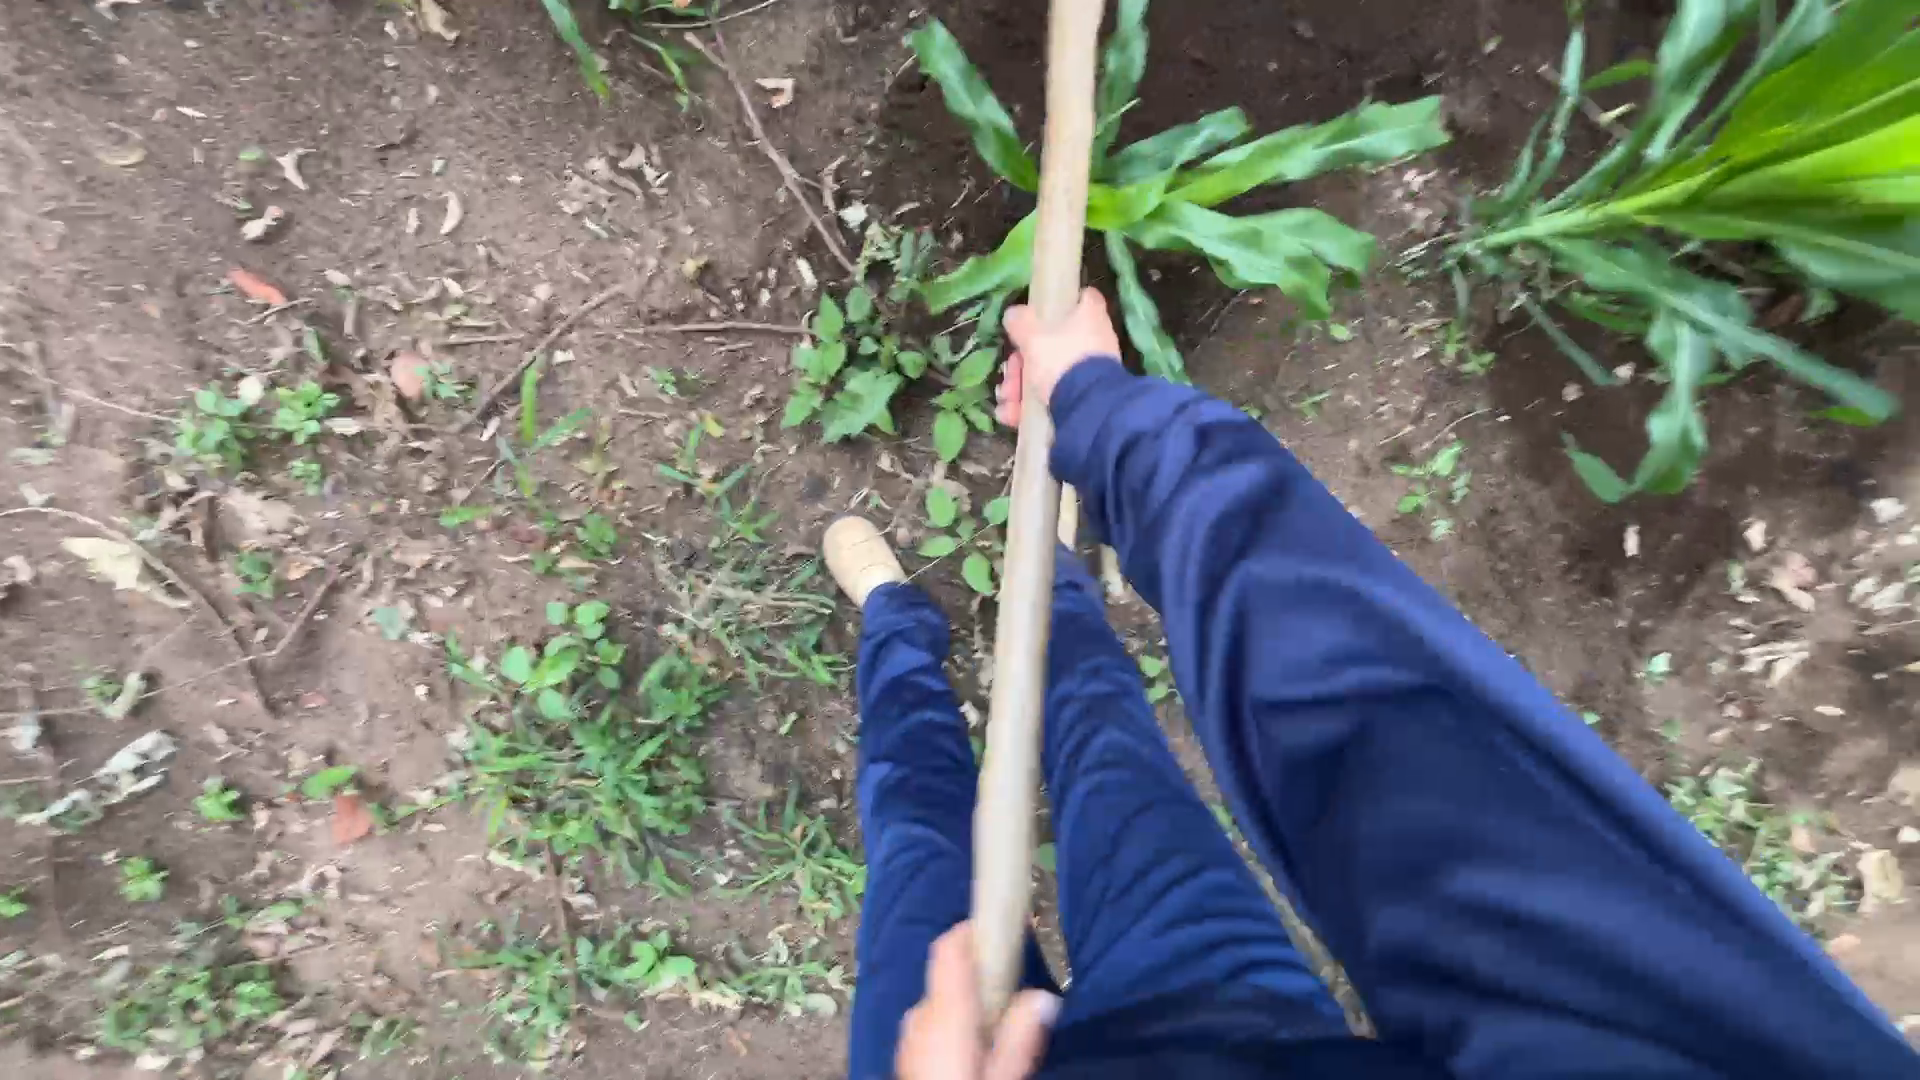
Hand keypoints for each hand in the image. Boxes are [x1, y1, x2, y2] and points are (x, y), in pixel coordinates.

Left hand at [896, 921, 1061, 1079]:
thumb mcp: (1003, 1078)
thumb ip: (1020, 1037)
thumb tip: (1045, 997)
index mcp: (945, 1012)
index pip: (948, 947)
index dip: (971, 929)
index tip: (1001, 927)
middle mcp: (920, 1014)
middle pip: (948, 975)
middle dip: (978, 975)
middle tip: (1014, 991)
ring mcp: (908, 1036)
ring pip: (940, 1002)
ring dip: (966, 1003)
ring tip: (998, 1029)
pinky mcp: (906, 1056)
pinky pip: (931, 1025)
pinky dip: (952, 1024)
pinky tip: (973, 1053)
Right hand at [995, 288, 1119, 426]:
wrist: (1087, 406)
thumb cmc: (1061, 359)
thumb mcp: (1033, 336)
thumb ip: (1020, 322)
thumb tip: (1014, 314)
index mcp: (1089, 315)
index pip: (1079, 298)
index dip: (1056, 304)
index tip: (1035, 316)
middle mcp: (1094, 340)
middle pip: (1050, 344)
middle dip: (1021, 364)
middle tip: (1009, 377)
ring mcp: (1089, 370)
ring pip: (1047, 373)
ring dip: (1019, 388)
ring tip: (1006, 401)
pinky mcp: (1084, 397)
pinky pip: (1053, 396)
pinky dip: (1030, 406)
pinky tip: (1009, 415)